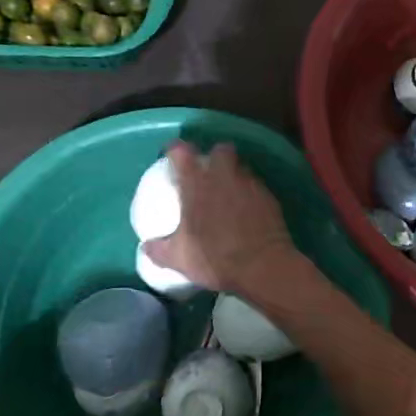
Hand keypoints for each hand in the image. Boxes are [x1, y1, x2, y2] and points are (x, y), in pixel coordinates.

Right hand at [142, 141, 295, 293]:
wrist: (263, 266)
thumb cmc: (215, 258)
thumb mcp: (179, 258)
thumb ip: (159, 249)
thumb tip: (145, 246)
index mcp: (197, 184)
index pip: (181, 151)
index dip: (175, 150)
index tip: (172, 157)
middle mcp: (224, 176)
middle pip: (220, 149)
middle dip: (214, 156)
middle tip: (208, 173)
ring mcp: (250, 184)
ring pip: (241, 166)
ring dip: (234, 174)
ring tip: (229, 193)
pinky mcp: (269, 196)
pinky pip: (257, 186)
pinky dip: (250, 193)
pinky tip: (247, 210)